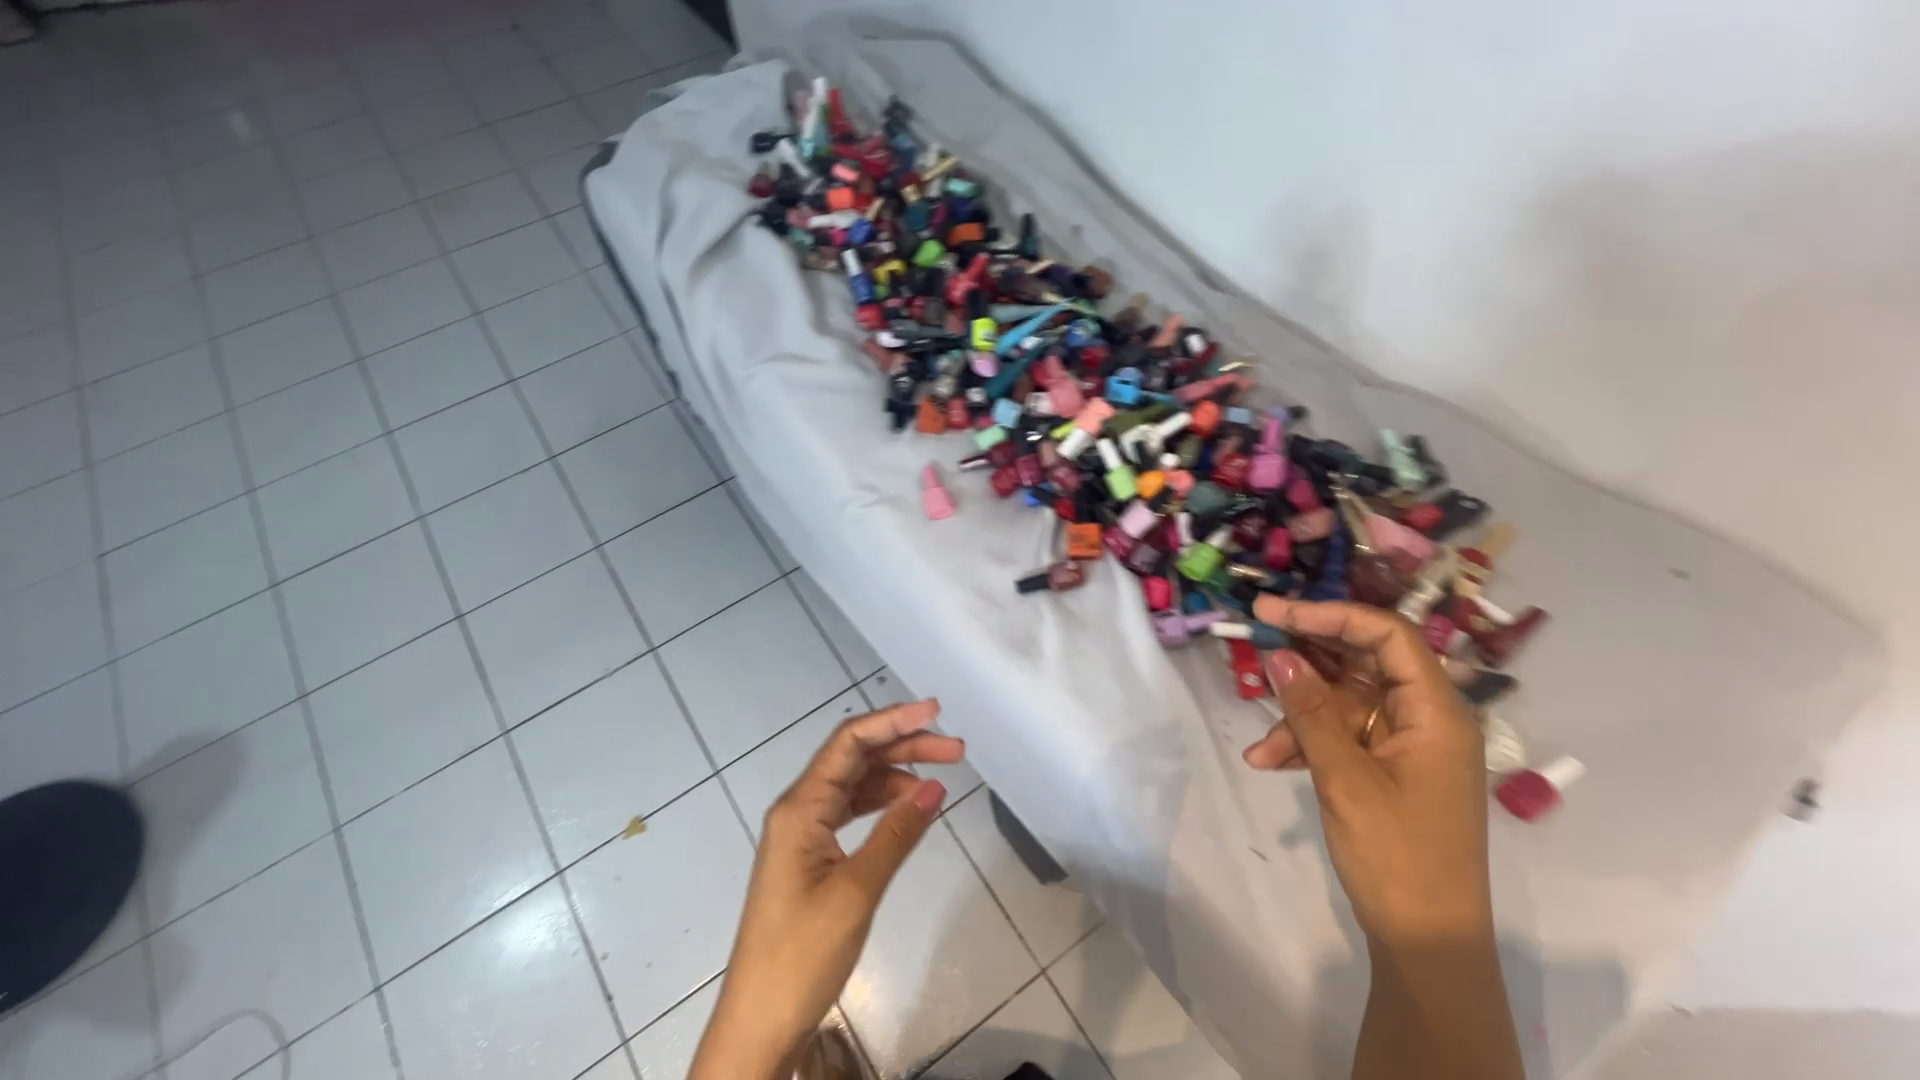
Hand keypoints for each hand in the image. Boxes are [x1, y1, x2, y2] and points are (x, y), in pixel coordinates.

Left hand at [691, 699, 962, 1079]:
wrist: (760, 1020)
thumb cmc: (802, 954)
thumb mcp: (857, 891)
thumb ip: (897, 834)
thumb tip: (936, 786)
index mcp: (799, 808)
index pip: (849, 743)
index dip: (893, 720)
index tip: (937, 711)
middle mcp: (797, 810)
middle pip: (854, 758)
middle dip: (903, 745)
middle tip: (957, 749)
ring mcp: (802, 834)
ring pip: (854, 785)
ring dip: (896, 775)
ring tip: (942, 777)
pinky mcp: (811, 857)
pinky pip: (850, 813)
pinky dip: (883, 805)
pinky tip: (911, 809)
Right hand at [1243, 597, 1492, 946]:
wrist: (1428, 940)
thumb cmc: (1397, 856)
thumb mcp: (1345, 780)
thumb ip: (1311, 714)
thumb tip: (1280, 656)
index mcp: (1436, 712)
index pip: (1387, 635)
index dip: (1330, 616)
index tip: (1274, 614)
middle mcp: (1427, 718)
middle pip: (1364, 662)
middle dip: (1308, 657)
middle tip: (1255, 639)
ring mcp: (1408, 744)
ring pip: (1346, 702)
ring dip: (1299, 716)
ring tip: (1260, 748)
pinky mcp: (1390, 769)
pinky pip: (1344, 736)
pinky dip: (1308, 743)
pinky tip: (1270, 762)